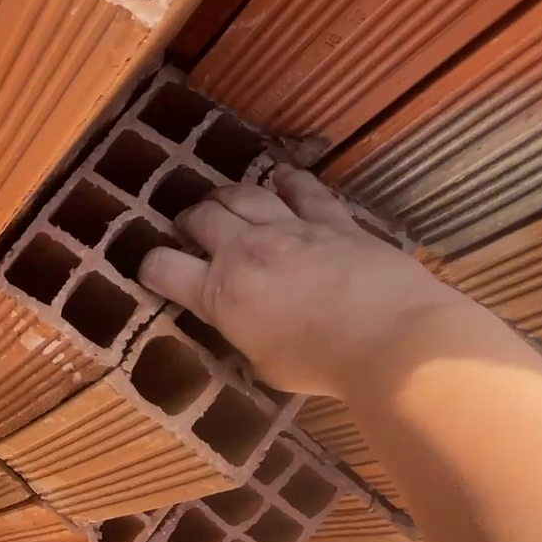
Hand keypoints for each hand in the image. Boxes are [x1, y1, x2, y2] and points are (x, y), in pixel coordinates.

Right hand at [138, 164, 481, 398]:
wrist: (392, 340)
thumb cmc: (317, 364)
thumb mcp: (256, 359)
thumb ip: (238, 330)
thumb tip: (240, 321)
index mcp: (216, 293)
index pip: (160, 266)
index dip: (149, 266)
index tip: (155, 271)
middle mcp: (243, 252)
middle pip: (201, 217)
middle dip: (188, 220)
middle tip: (189, 228)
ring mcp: (290, 230)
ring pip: (244, 195)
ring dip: (226, 196)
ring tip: (222, 201)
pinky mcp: (334, 221)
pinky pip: (304, 190)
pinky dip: (288, 181)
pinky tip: (281, 177)